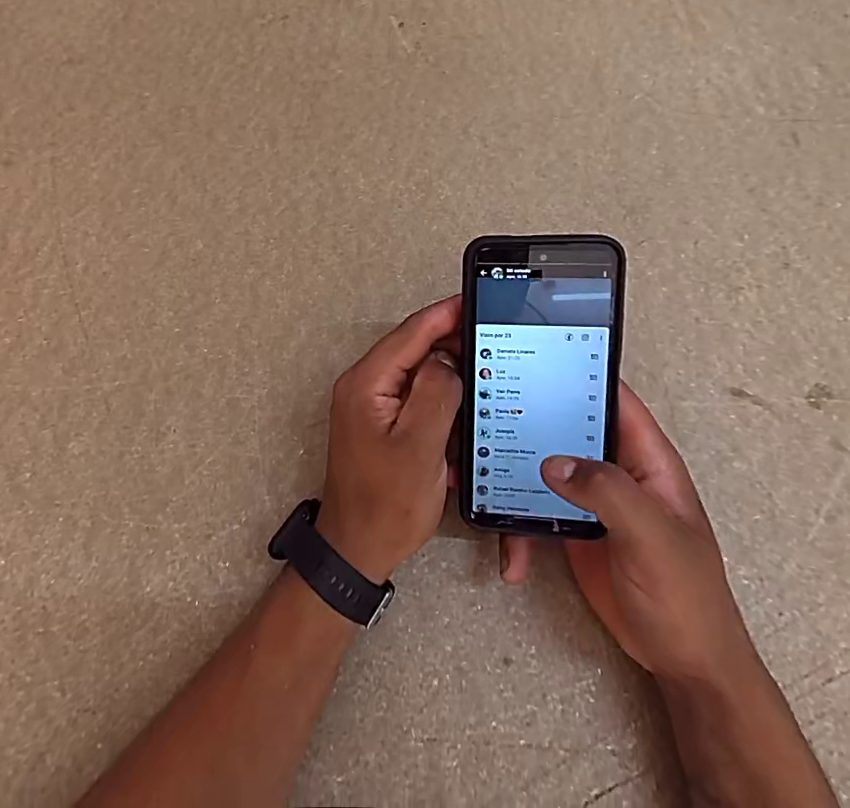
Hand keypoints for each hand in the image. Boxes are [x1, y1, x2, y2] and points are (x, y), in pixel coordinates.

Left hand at [314, 296, 464, 581]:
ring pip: (417, 371)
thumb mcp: (419, 446)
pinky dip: (440, 393)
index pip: (410, 334)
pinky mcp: (382, 423)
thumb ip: (435, 392)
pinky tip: (464, 400)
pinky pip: (415, 395)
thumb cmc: (385, 505)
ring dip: (448, 369)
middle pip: (413, 348)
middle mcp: (364, 387)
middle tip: (491, 337)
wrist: (358, 548)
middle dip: (451, 341)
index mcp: (366, 384)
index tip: (475, 301)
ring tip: (484, 366)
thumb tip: (448, 360)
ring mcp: (372, 405)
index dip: (445, 315)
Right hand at [499, 382, 755, 681]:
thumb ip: (609, 492)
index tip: (538, 360)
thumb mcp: (653, 537)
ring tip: (487, 487)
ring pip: (545, 469)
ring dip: (515, 478)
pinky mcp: (574, 529)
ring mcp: (593, 501)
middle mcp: (617, 473)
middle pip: (568, 429)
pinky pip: (535, 513)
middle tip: (491, 417)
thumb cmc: (688, 598)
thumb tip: (555, 463)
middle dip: (532, 424)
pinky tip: (513, 556)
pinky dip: (517, 530)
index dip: (580, 374)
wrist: (683, 661)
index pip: (613, 400)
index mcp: (647, 460)